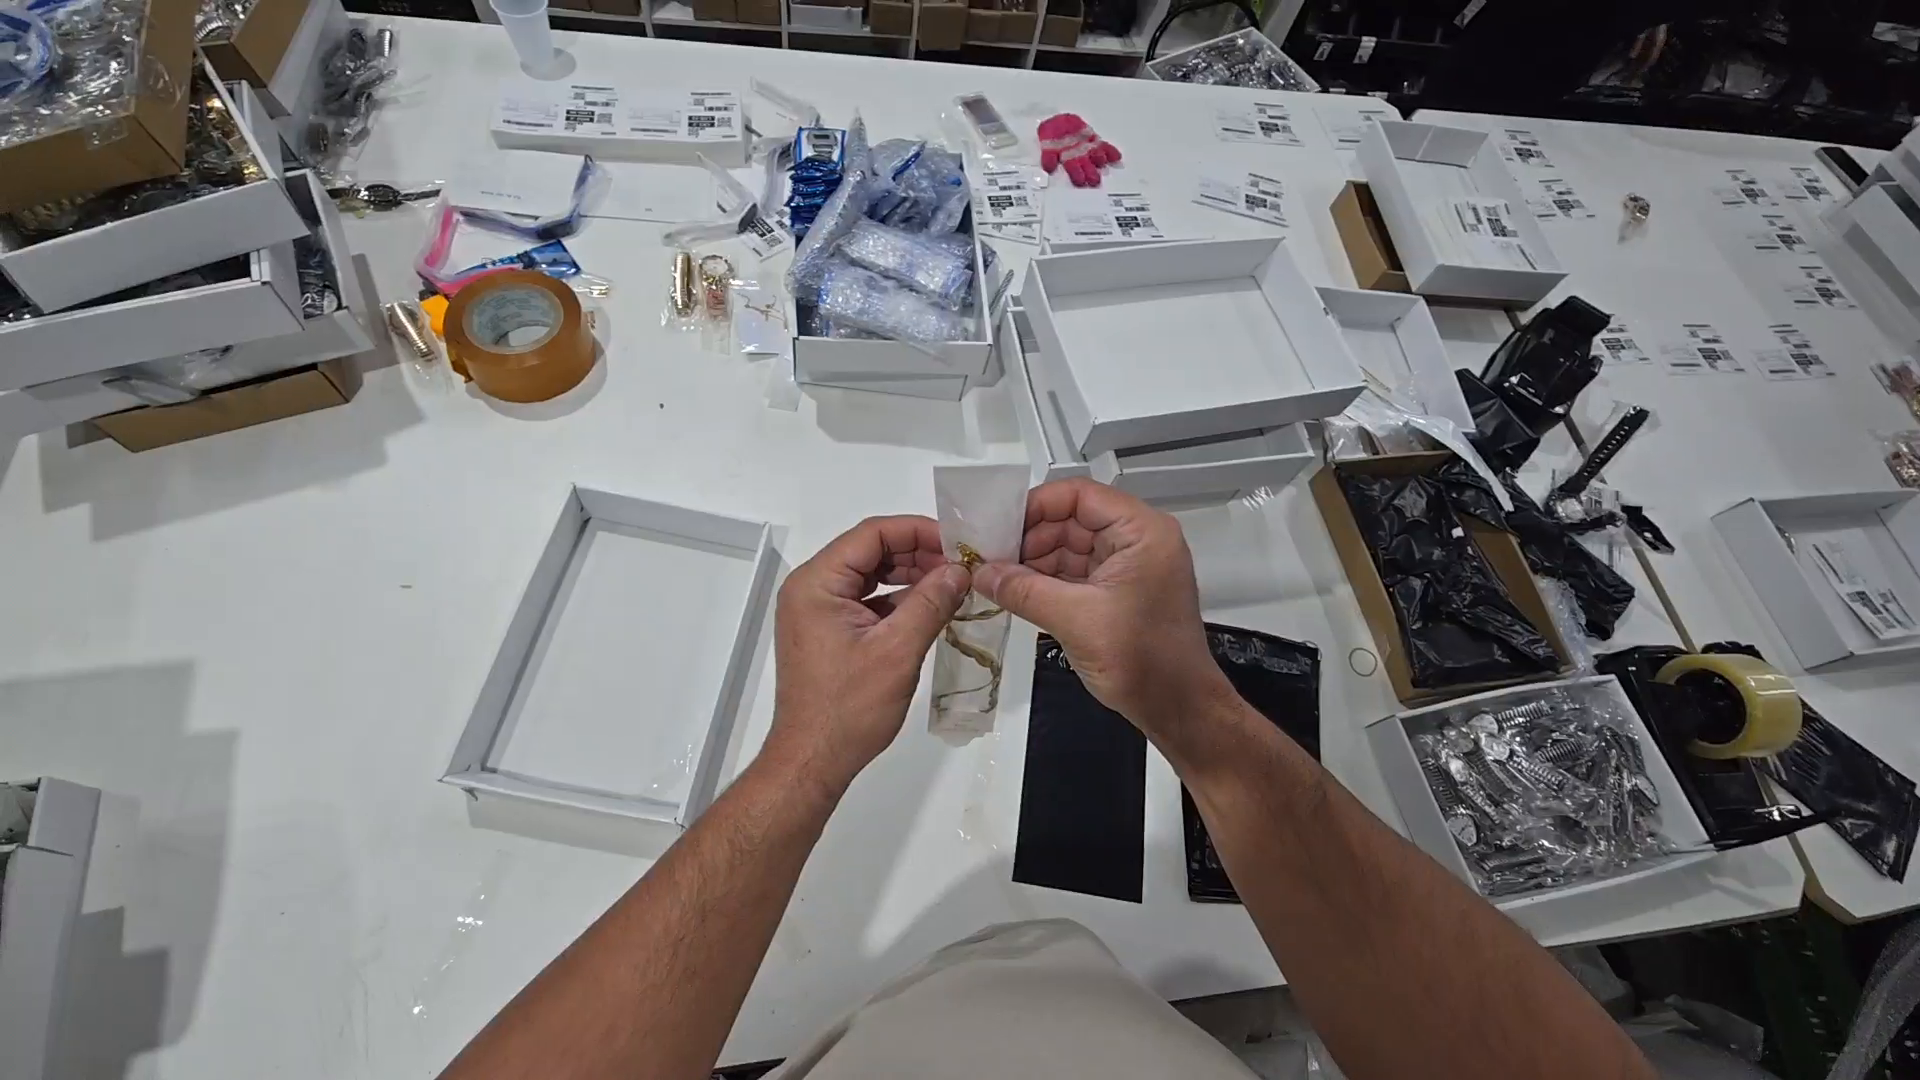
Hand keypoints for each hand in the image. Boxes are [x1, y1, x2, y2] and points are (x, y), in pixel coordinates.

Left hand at [765, 516, 969, 794]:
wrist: (813, 761)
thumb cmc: (850, 707)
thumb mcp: (897, 650)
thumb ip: (931, 602)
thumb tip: (960, 570)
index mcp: (817, 583)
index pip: (871, 535)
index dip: (917, 532)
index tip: (958, 543)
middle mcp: (811, 588)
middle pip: (870, 551)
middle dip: (917, 553)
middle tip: (962, 565)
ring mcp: (817, 611)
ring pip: (870, 575)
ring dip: (910, 576)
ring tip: (953, 583)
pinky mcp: (827, 631)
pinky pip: (866, 601)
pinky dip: (897, 600)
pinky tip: (931, 607)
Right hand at [974, 479, 1230, 746]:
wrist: (1178, 708)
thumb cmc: (1141, 658)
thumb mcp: (1075, 619)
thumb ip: (1023, 590)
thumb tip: (979, 572)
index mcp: (1141, 531)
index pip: (1079, 495)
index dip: (1035, 506)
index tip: (997, 528)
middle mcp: (1137, 540)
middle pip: (1071, 519)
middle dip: (1029, 538)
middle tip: (988, 557)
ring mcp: (1128, 566)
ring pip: (1069, 547)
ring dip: (1033, 561)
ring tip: (995, 576)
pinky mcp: (1118, 591)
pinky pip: (1075, 572)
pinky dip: (1046, 580)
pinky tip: (1016, 591)